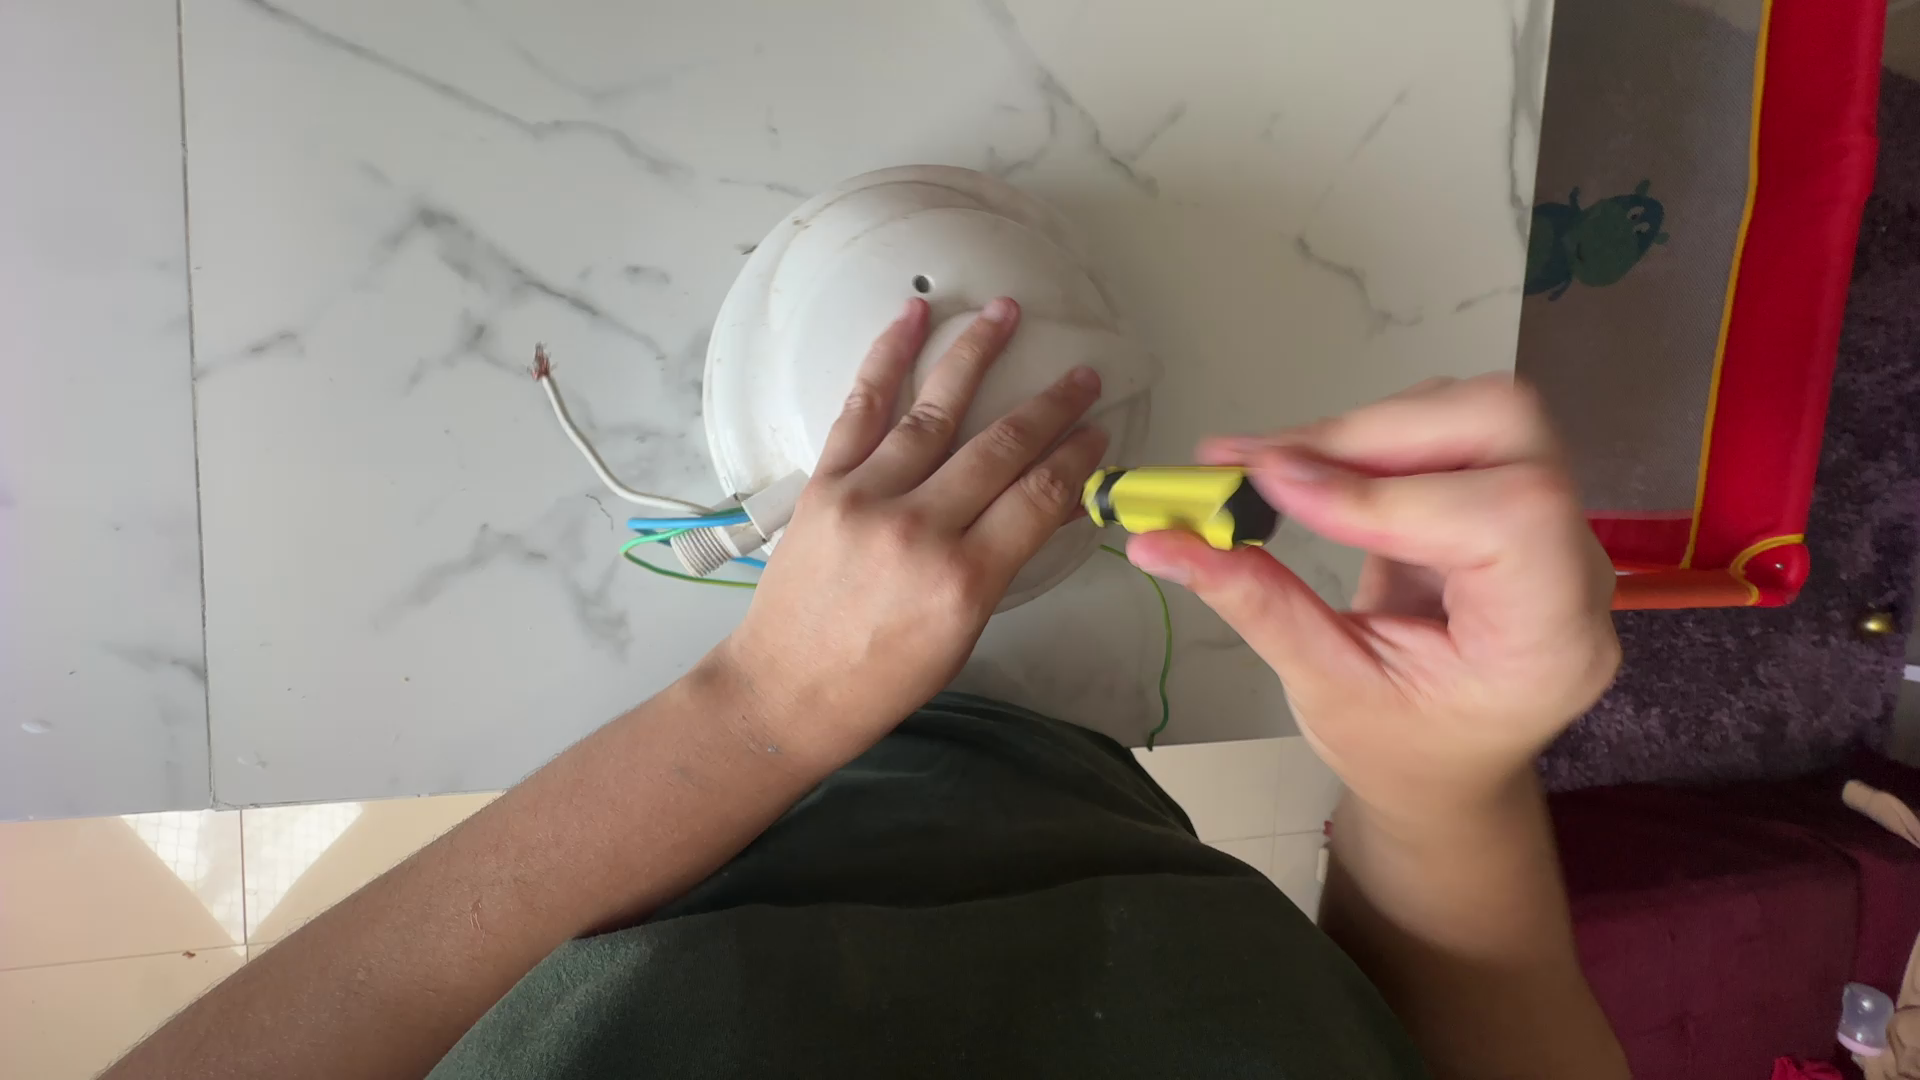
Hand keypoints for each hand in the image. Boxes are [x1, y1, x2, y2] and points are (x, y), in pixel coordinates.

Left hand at [712, 296, 1108, 761]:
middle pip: (1001, 447)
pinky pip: (861, 408)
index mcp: (965, 578)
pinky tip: (912, 316)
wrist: (785, 690)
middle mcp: (920, 528)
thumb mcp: (964, 630)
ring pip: (936, 411)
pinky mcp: (825, 483)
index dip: (1078, 457)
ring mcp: (867, 497)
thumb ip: (1006, 561)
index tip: (1099, 432)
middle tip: (1082, 376)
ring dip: (976, 354)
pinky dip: (887, 358)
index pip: (1040, 496)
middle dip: (1051, 406)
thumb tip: (1052, 504)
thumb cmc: (883, 679)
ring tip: (1006, 312)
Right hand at [1125, 375, 1617, 821]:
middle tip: (1264, 465)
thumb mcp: (1320, 687)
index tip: (1268, 488)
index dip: (1380, 491)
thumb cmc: (1395, 749)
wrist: (1443, 765)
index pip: (1504, 517)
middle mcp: (1568, 562)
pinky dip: (1357, 438)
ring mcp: (1541, 523)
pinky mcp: (1495, 499)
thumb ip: (1251, 603)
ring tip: (1269, 468)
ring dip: (1357, 428)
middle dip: (1369, 432)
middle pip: (1501, 429)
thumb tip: (1157, 542)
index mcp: (1545, 638)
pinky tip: (1302, 470)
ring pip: (1470, 412)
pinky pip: (1438, 433)